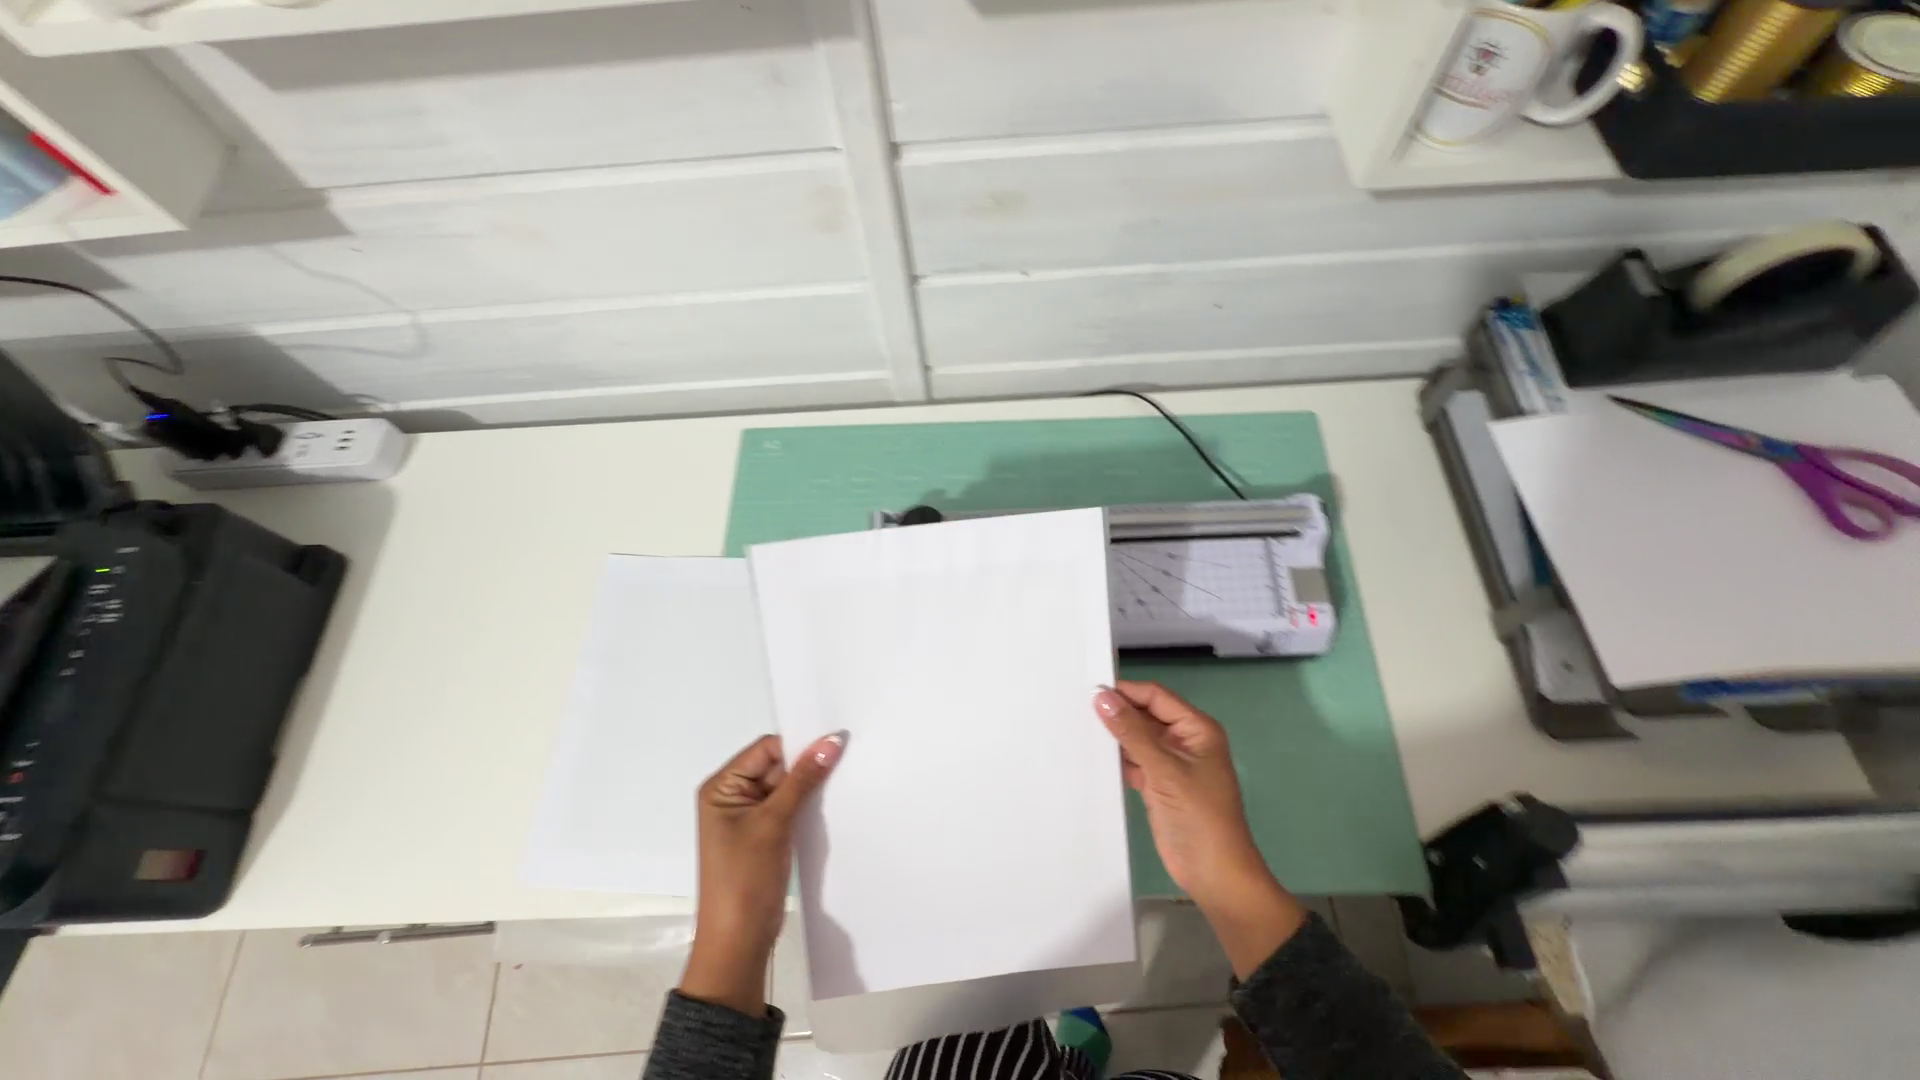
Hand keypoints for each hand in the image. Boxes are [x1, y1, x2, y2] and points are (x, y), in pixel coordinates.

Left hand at [680, 732, 844, 1015]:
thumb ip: (803, 779)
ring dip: (810, 787)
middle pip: (776, 765)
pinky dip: (808, 806)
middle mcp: (732, 796)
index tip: (836, 743)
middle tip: (849, 758)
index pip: (765, 749)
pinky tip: (832, 804)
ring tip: (845, 779)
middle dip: (807, 765)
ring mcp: (749, 817)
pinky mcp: (765, 836)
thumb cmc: (745, 879)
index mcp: (721, 787)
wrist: (739, 942)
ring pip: (786, 787)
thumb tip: (831, 741)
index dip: (798, 744)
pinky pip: (789, 808)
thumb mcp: (774, 823)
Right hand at [1094, 681, 1305, 976]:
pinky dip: (1117, 760)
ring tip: (1078, 729)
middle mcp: (1184, 741)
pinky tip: (1093, 757)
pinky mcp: (1158, 785)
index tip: (1088, 692)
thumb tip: (1102, 697)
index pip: (1156, 697)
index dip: (1126, 692)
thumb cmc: (1198, 816)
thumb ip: (1132, 732)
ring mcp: (1171, 764)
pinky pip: (1134, 762)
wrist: (1214, 873)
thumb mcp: (1164, 770)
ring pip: (1137, 739)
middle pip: (1145, 716)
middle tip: (1076, 709)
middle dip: (1117, 714)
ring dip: (1115, 737)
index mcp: (1197, 729)